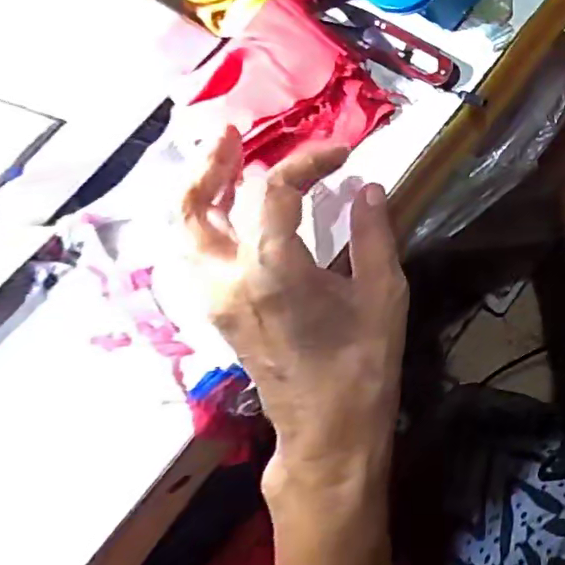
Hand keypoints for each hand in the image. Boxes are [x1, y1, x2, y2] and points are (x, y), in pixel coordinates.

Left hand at [182, 127, 408, 497]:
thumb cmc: (361, 361)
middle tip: (229, 135)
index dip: (308, 161)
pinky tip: (227, 211)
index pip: (273, 191)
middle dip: (208, 164)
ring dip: (196, 191)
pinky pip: (193, 254)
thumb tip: (367, 188)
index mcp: (271, 270)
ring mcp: (214, 300)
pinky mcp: (217, 313)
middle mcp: (227, 281)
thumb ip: (372, 233)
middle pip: (192, 208)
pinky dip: (201, 221)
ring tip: (221, 163)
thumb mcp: (383, 292)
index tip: (343, 155)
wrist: (327, 429)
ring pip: (182, 233)